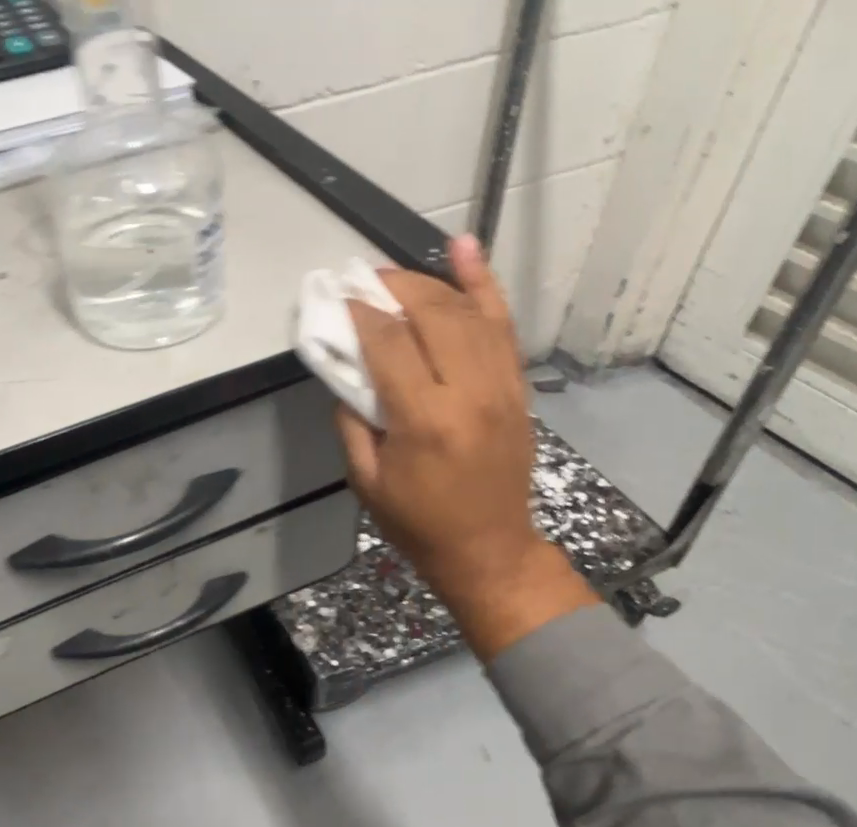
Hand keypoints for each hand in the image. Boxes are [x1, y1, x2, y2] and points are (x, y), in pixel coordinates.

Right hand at [335, 235, 597, 656]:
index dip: (361, 315)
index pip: (389, 344)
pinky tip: (466, 249)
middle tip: (365, 281)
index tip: (340, 299)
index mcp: (425, 420)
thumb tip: (347, 369)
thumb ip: (352, 420)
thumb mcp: (366, 480)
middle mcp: (468, 392)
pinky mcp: (516, 386)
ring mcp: (500, 385)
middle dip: (394, 288)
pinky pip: (502, 325)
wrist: (488, 548)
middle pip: (431, 315)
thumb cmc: (418, 522)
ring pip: (467, 312)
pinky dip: (484, 284)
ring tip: (397, 275)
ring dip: (430, 283)